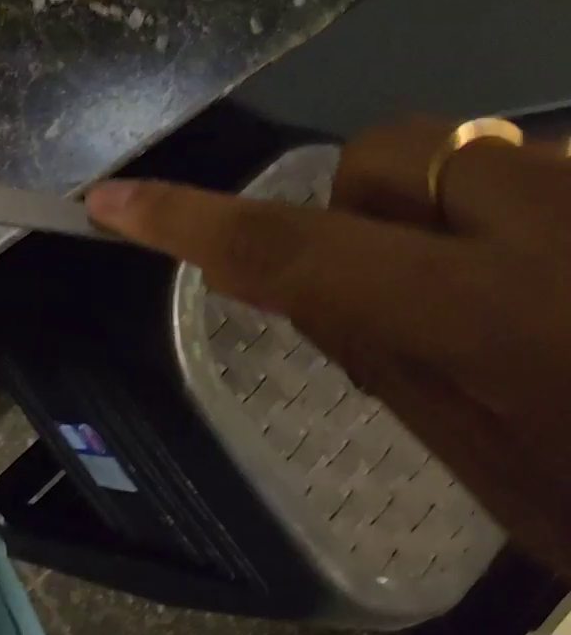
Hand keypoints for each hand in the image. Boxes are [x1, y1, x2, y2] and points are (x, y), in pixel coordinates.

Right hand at [85, 115, 570, 577]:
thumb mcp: (515, 484)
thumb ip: (389, 365)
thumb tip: (287, 280)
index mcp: (511, 322)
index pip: (296, 251)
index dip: (190, 222)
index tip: (110, 202)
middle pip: (405, 150)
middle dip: (374, 200)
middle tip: (412, 276)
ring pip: (506, 161)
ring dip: (483, 217)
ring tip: (545, 304)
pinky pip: (569, 181)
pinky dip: (554, 224)